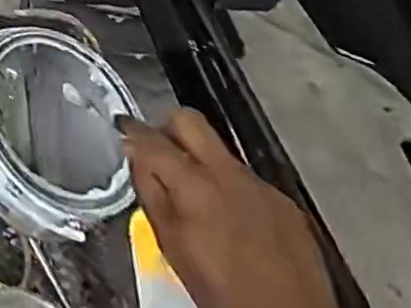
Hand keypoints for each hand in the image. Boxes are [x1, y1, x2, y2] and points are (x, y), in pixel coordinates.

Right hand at [121, 110, 337, 307]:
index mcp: (195, 184)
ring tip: (196, 195)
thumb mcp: (170, 243)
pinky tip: (232, 218)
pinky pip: (248, 179)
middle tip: (160, 152)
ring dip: (201, 161)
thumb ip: (150, 191)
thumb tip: (137, 159)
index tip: (123, 130)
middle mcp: (230, 175)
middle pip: (189, 120)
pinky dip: (232, 188)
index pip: (151, 137)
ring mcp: (262, 187)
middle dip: (168, 129)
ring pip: (220, 150)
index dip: (131, 130)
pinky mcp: (287, 204)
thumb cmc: (223, 291)